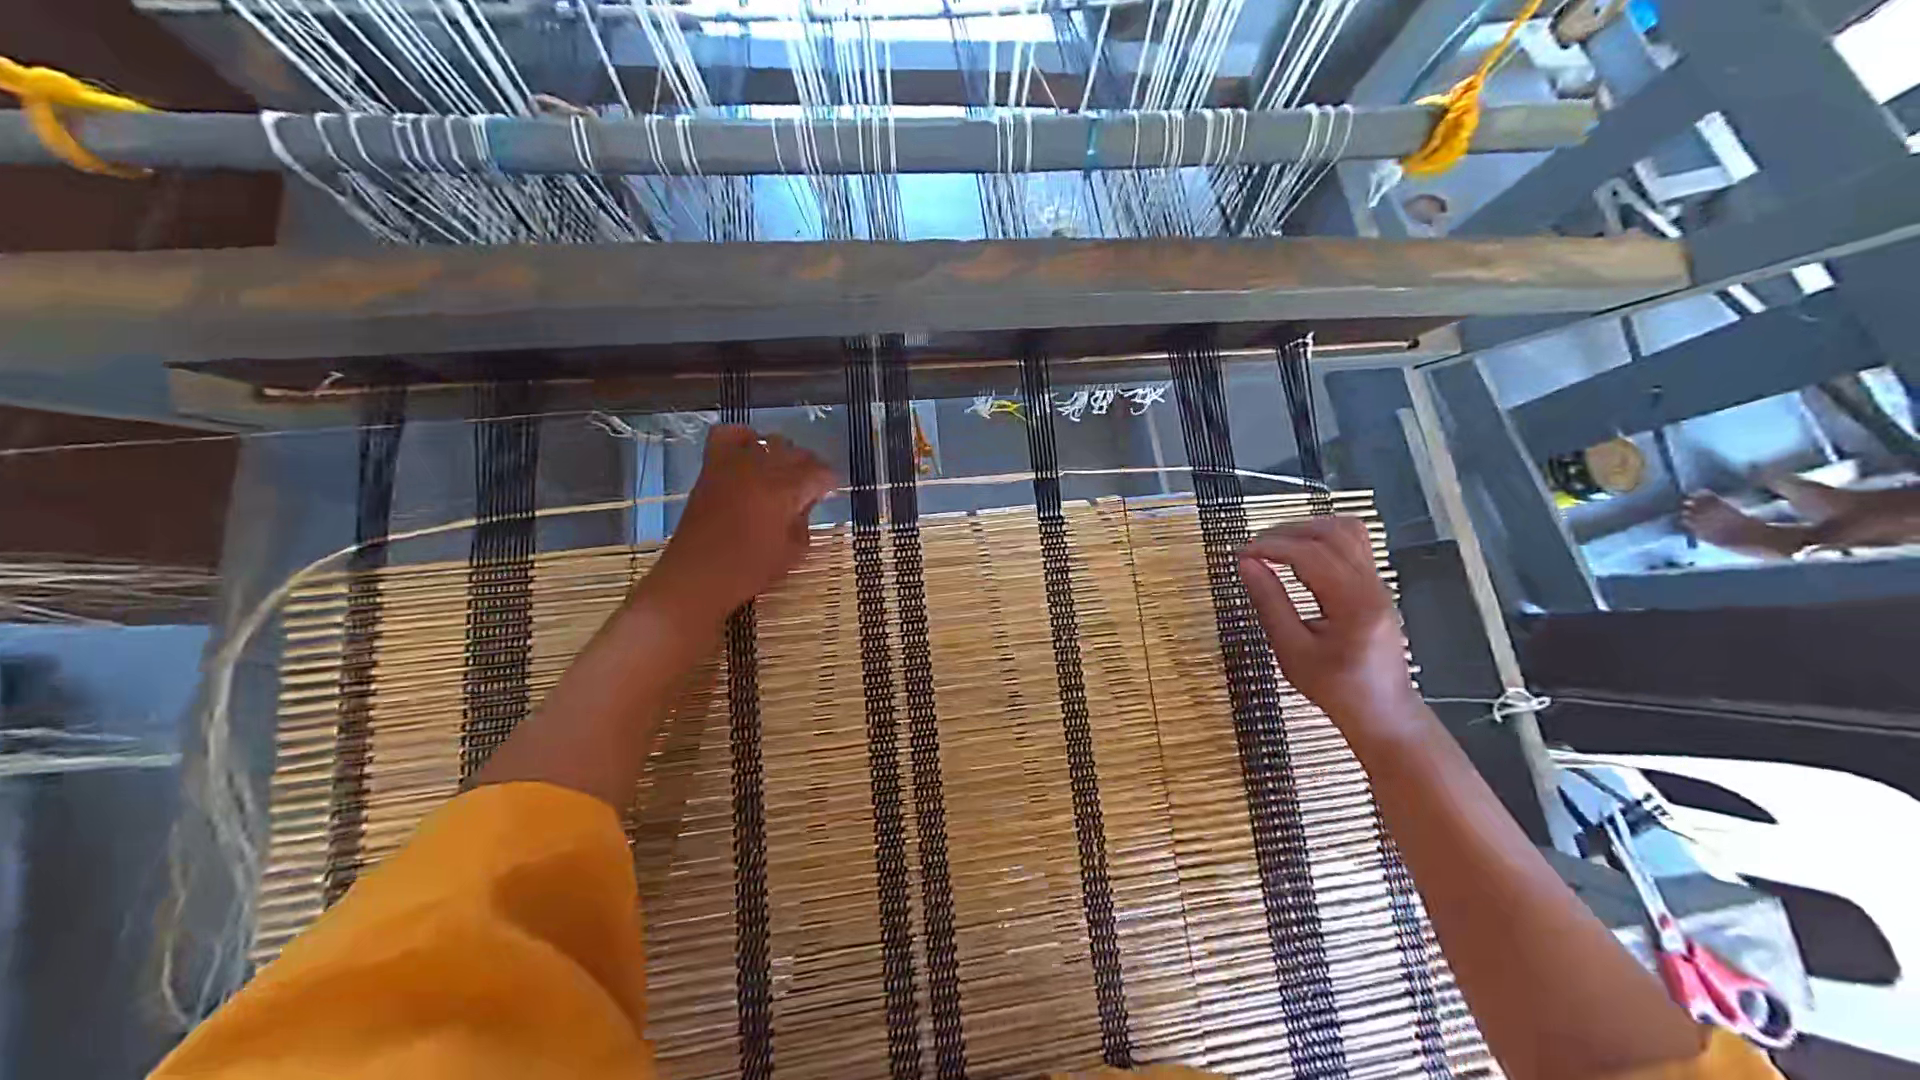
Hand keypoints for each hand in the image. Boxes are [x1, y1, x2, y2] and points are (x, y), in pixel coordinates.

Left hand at [649, 425, 836, 617]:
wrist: (698, 575)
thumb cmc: (749, 570)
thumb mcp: (792, 552)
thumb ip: (804, 520)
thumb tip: (805, 502)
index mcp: (786, 492)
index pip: (819, 473)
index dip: (828, 482)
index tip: (828, 493)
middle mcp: (762, 469)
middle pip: (797, 454)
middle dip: (809, 469)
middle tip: (808, 489)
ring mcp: (735, 464)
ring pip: (770, 442)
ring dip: (782, 454)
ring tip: (782, 474)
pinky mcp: (713, 466)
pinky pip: (729, 435)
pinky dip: (744, 438)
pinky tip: (750, 451)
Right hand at [1236, 516, 1420, 734]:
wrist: (1381, 711)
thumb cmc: (1336, 688)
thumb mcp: (1291, 651)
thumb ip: (1269, 603)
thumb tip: (1246, 565)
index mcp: (1354, 603)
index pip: (1310, 554)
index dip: (1271, 547)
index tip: (1241, 554)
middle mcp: (1372, 585)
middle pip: (1331, 533)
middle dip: (1286, 533)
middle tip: (1253, 549)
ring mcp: (1378, 583)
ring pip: (1346, 531)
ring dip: (1305, 530)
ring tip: (1274, 546)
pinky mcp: (1375, 586)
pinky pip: (1352, 545)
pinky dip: (1321, 539)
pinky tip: (1298, 555)